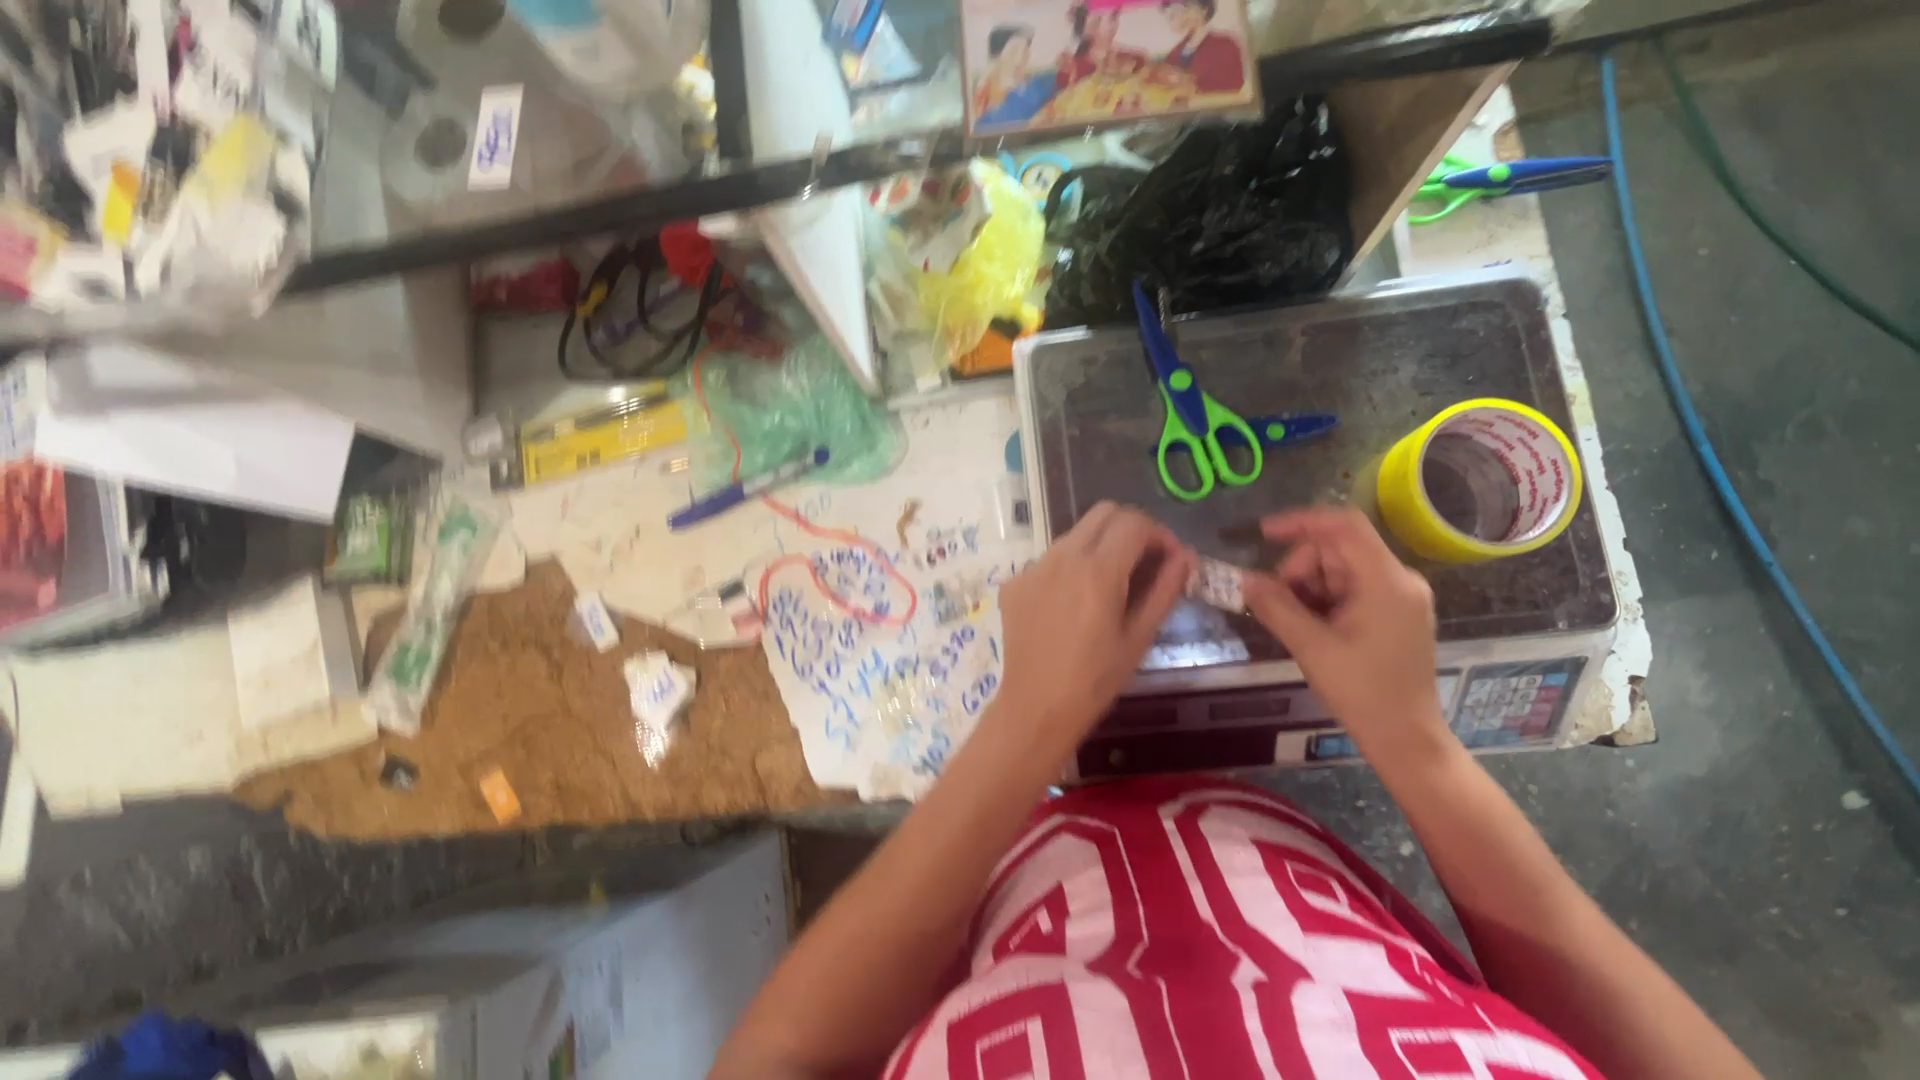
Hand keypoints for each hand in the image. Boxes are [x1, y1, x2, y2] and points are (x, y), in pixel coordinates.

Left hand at [993, 502, 1193, 751]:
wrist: (1036, 708)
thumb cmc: (1095, 680)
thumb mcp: (1139, 637)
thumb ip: (1164, 590)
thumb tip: (1186, 556)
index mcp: (1098, 570)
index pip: (1135, 522)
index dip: (1160, 533)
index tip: (1171, 558)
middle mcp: (1062, 557)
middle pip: (1103, 513)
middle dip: (1131, 527)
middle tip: (1145, 559)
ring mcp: (1033, 568)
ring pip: (1074, 534)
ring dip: (1100, 545)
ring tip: (1111, 585)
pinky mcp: (1014, 583)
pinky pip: (1049, 559)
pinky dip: (1070, 567)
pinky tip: (1074, 604)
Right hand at [1240, 508, 1451, 767]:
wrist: (1405, 737)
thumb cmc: (1362, 692)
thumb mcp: (1312, 647)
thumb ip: (1276, 607)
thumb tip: (1244, 580)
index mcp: (1387, 581)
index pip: (1344, 526)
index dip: (1301, 522)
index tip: (1263, 534)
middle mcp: (1399, 580)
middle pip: (1337, 550)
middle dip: (1300, 570)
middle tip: (1278, 605)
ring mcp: (1399, 597)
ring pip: (1340, 570)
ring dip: (1309, 588)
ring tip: (1297, 625)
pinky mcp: (1394, 614)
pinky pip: (1351, 589)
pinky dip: (1324, 601)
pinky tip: (1312, 629)